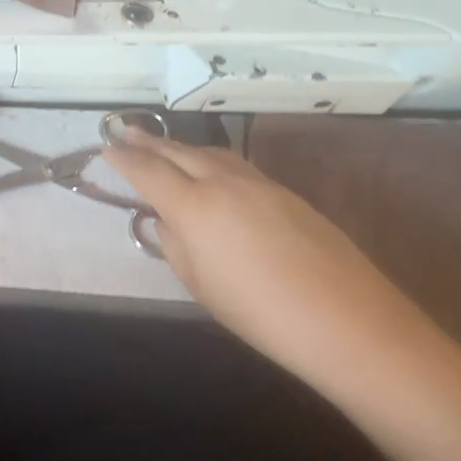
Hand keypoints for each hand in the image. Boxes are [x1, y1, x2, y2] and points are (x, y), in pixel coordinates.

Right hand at [104, 133, 435, 379]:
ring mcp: (261, 185)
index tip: (105, 149)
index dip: (122, 159)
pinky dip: (214, 161)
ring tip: (167, 147)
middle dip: (148, 141)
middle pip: (178, 151)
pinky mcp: (291, 196)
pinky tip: (214, 173)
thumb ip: (174, 244)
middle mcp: (224, 183)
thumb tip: (167, 221)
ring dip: (183, 147)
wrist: (355, 328)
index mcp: (194, 206)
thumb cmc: (263, 314)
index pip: (146, 170)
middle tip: (125, 131)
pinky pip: (239, 166)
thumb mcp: (200, 285)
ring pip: (212, 153)